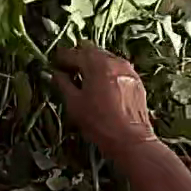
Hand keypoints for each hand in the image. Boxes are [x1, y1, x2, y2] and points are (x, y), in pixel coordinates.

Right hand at [51, 45, 158, 161]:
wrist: (131, 139)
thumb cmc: (98, 122)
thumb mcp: (74, 103)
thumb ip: (63, 84)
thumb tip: (56, 73)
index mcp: (97, 64)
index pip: (74, 53)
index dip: (61, 57)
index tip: (54, 63)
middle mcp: (114, 61)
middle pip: (92, 51)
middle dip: (78, 57)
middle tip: (67, 68)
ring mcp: (128, 69)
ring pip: (105, 58)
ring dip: (93, 63)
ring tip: (83, 76)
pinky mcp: (136, 79)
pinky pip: (116, 68)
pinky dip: (106, 71)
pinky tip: (101, 83)